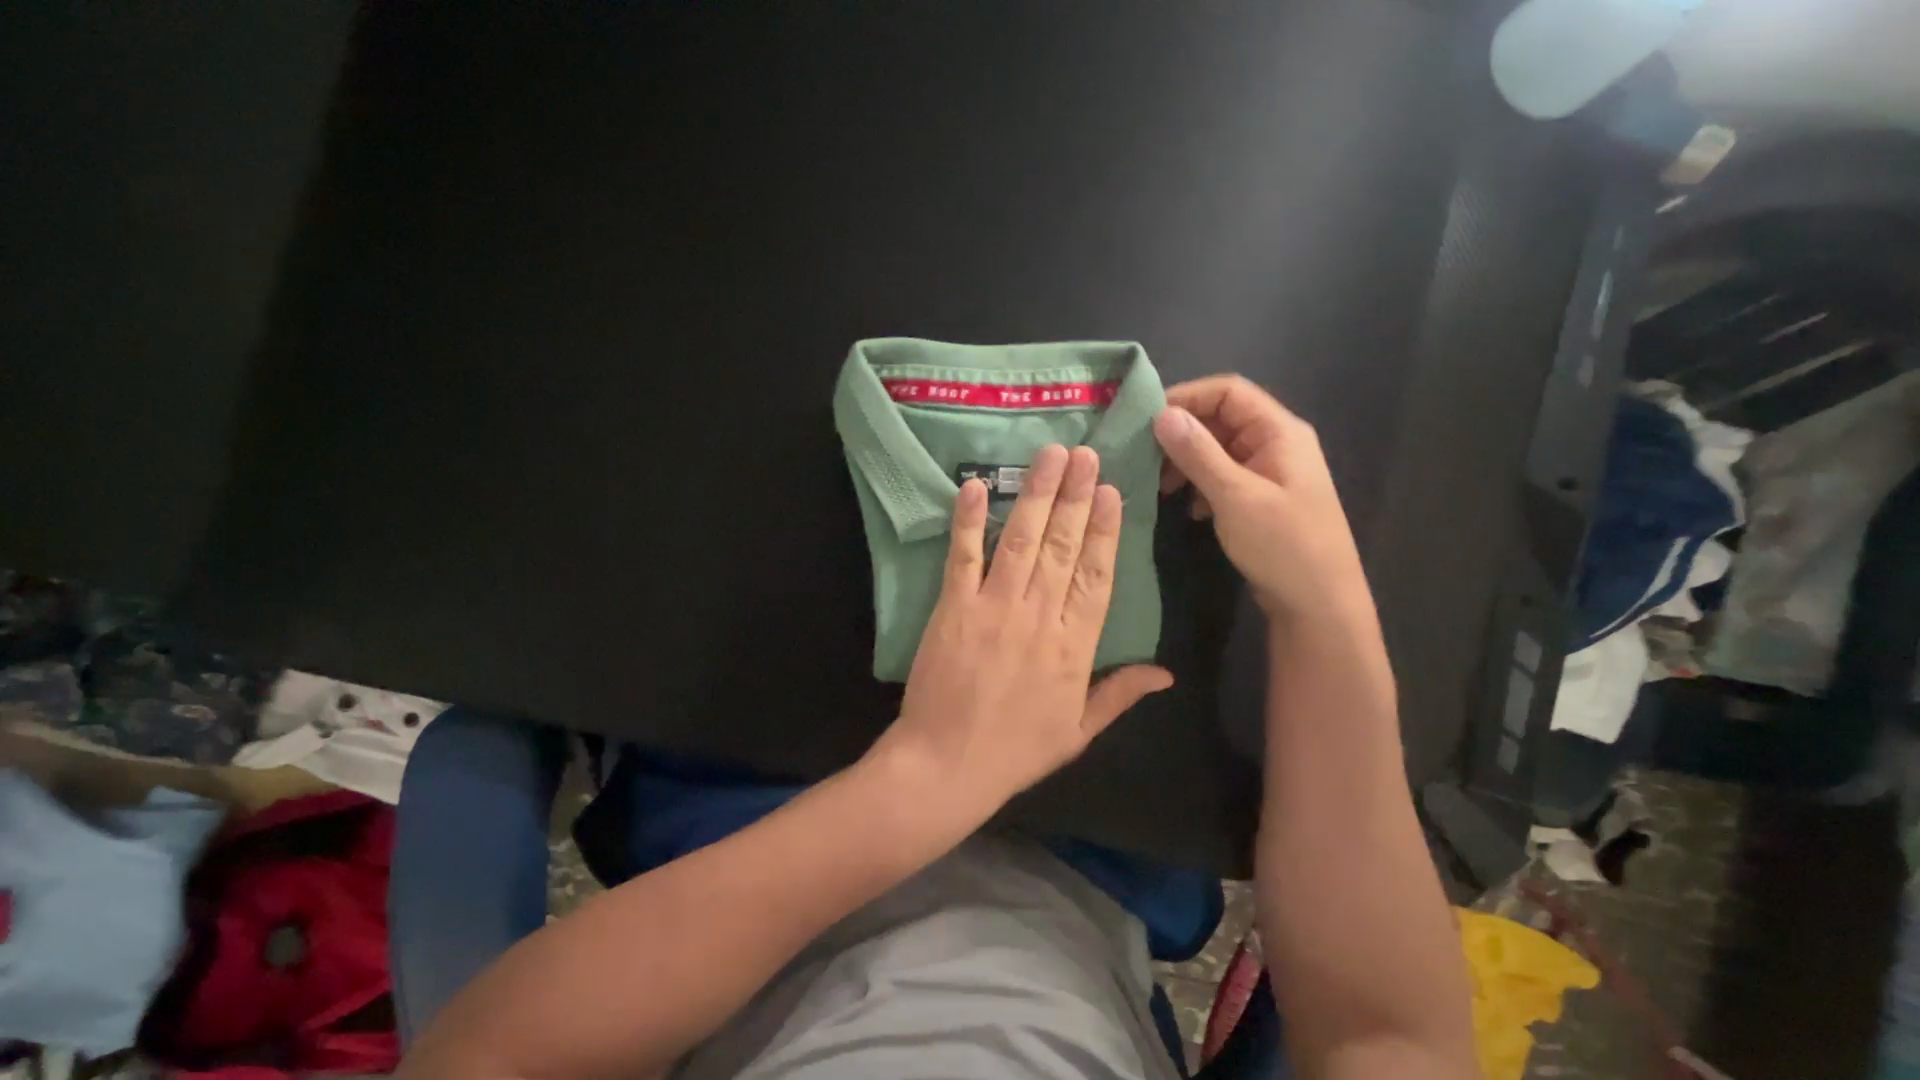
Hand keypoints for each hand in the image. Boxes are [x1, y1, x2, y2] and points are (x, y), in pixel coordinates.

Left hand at [870, 443, 1173, 811]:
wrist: (947, 765)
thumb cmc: (1016, 751)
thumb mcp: (1079, 730)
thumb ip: (1120, 693)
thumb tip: (1166, 673)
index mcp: (1074, 646)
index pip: (1096, 576)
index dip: (1105, 531)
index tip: (1112, 492)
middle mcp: (1038, 616)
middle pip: (1063, 547)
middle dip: (1076, 496)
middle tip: (1086, 454)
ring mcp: (993, 607)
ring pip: (1021, 540)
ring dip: (1036, 494)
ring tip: (1050, 454)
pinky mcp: (952, 607)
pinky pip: (964, 556)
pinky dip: (970, 520)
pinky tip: (978, 486)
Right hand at [1152, 376, 1371, 622]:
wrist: (1320, 606)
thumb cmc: (1284, 545)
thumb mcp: (1236, 497)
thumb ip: (1199, 453)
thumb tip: (1162, 415)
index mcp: (1280, 432)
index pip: (1229, 391)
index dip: (1187, 397)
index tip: (1146, 419)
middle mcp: (1277, 444)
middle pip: (1222, 419)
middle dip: (1182, 433)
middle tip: (1144, 456)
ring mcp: (1270, 474)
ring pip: (1219, 450)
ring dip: (1188, 462)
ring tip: (1160, 486)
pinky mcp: (1262, 501)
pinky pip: (1224, 478)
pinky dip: (1200, 486)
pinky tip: (1187, 509)